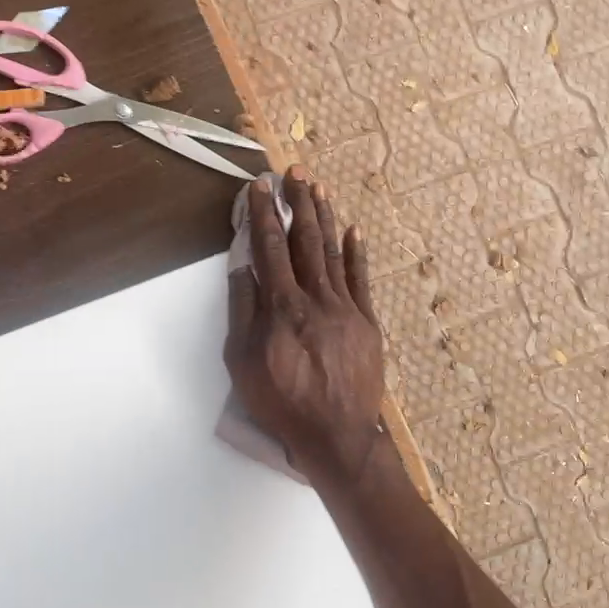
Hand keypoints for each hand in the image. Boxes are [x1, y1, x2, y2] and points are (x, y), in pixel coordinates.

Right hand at [225, 168, 385, 487]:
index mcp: (282, 306)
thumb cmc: (280, 401)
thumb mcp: (242, 361)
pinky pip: (360, 281)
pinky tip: (353, 230)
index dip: (264, 213)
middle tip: (295, 172)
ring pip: (333, 253)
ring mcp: (346, 309)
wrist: (336, 435)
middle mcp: (316, 298)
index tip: (260, 186)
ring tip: (318, 188)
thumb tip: (242, 268)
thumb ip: (242, 311)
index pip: (269, 248)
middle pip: (305, 241)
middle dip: (299, 203)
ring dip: (324, 218)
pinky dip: (356, 253)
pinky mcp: (367, 324)